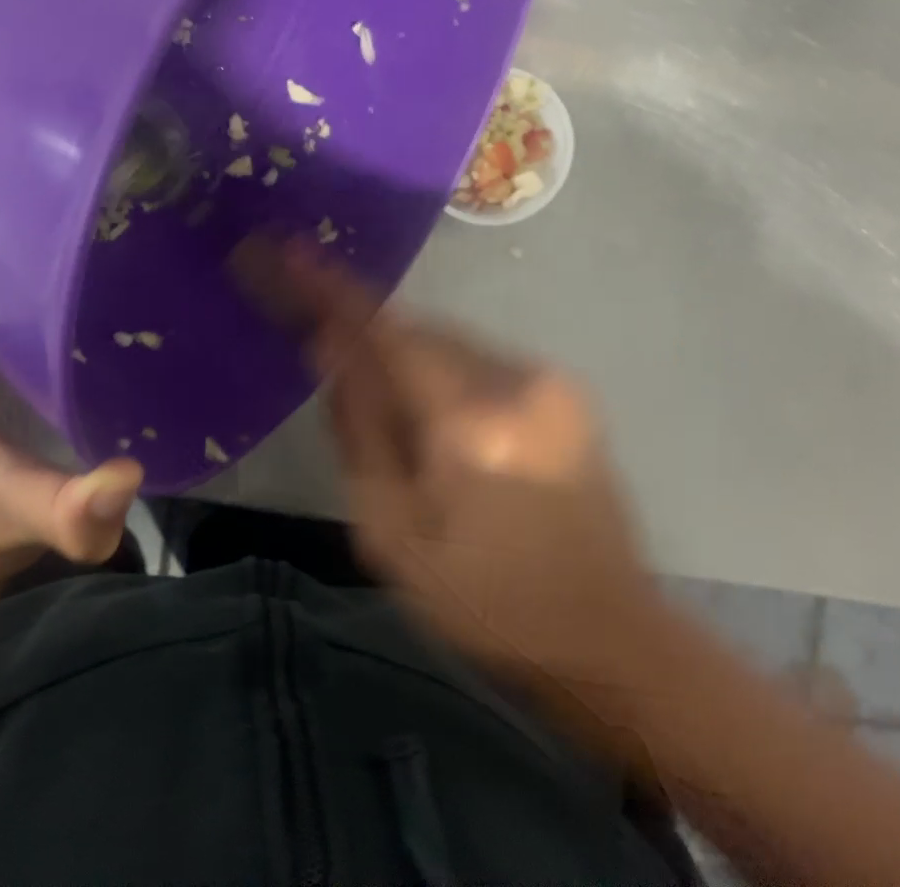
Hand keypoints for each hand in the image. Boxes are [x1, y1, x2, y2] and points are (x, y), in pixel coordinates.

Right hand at [245, 239, 661, 686]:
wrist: (613, 647)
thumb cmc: (485, 603)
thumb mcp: (392, 534)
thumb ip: (359, 433)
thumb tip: (330, 355)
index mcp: (470, 421)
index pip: (385, 332)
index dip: (329, 290)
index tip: (286, 252)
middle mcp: (519, 384)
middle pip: (416, 331)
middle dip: (359, 328)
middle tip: (306, 332)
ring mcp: (553, 390)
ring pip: (447, 345)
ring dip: (396, 354)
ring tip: (356, 382)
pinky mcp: (568, 404)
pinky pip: (476, 364)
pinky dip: (433, 371)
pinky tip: (415, 410)